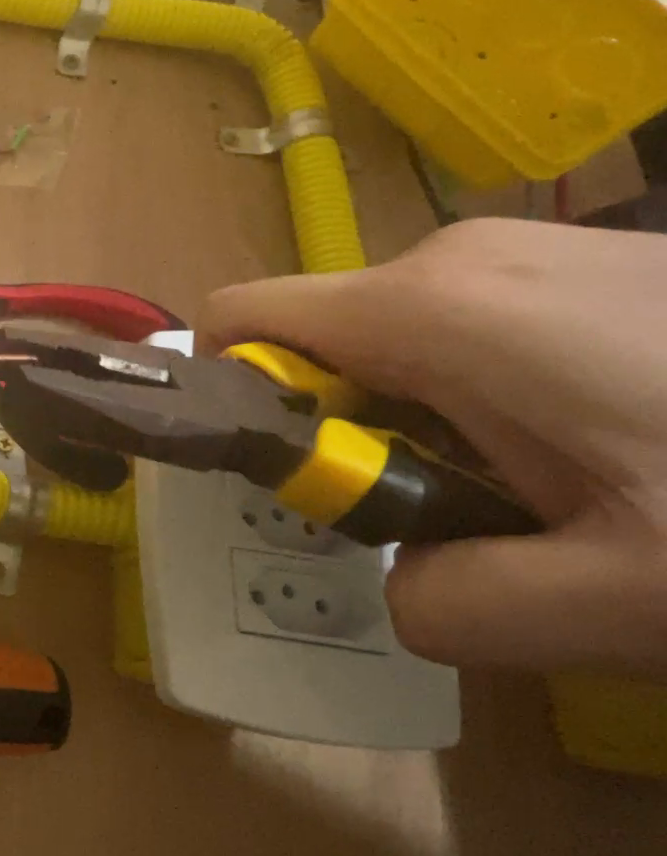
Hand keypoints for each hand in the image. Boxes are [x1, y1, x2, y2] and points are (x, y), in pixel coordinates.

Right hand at [200, 218, 666, 680]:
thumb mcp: (619, 603)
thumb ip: (449, 606)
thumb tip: (399, 586)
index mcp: (430, 311)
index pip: (236, 322)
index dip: (235, 403)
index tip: (312, 482)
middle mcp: (457, 257)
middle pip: (319, 346)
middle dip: (350, 435)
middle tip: (459, 515)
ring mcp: (530, 250)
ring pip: (396, 344)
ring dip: (427, 427)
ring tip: (552, 491)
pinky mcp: (586, 261)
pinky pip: (469, 330)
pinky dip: (487, 399)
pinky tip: (603, 449)